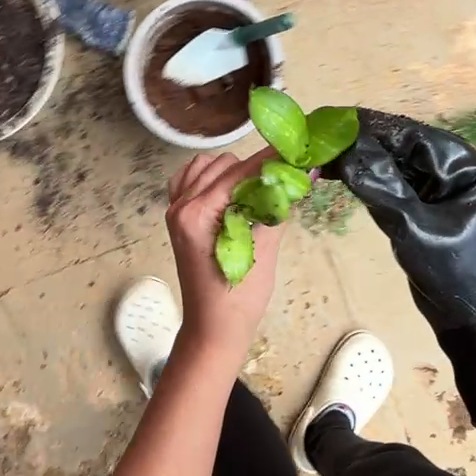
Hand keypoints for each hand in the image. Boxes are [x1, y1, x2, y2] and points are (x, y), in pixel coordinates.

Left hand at [165, 148, 283, 360]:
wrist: (213, 330)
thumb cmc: (238, 299)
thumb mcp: (263, 251)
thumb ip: (277, 208)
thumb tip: (300, 176)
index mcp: (197, 212)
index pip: (239, 172)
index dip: (269, 157)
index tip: (294, 145)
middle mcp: (180, 205)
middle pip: (221, 165)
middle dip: (254, 166)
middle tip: (283, 175)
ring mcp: (175, 211)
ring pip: (205, 168)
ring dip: (233, 171)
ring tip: (260, 187)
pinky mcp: (178, 219)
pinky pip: (193, 182)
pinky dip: (213, 179)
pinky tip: (234, 193)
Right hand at [322, 108, 475, 327]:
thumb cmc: (456, 271)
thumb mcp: (413, 226)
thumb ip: (379, 185)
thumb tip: (343, 150)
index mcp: (460, 163)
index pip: (404, 133)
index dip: (362, 126)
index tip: (323, 122)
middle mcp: (449, 168)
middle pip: (395, 144)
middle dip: (355, 142)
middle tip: (312, 140)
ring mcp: (435, 188)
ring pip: (389, 163)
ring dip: (356, 160)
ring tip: (316, 156)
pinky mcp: (422, 206)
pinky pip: (390, 183)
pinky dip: (364, 179)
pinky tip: (336, 175)